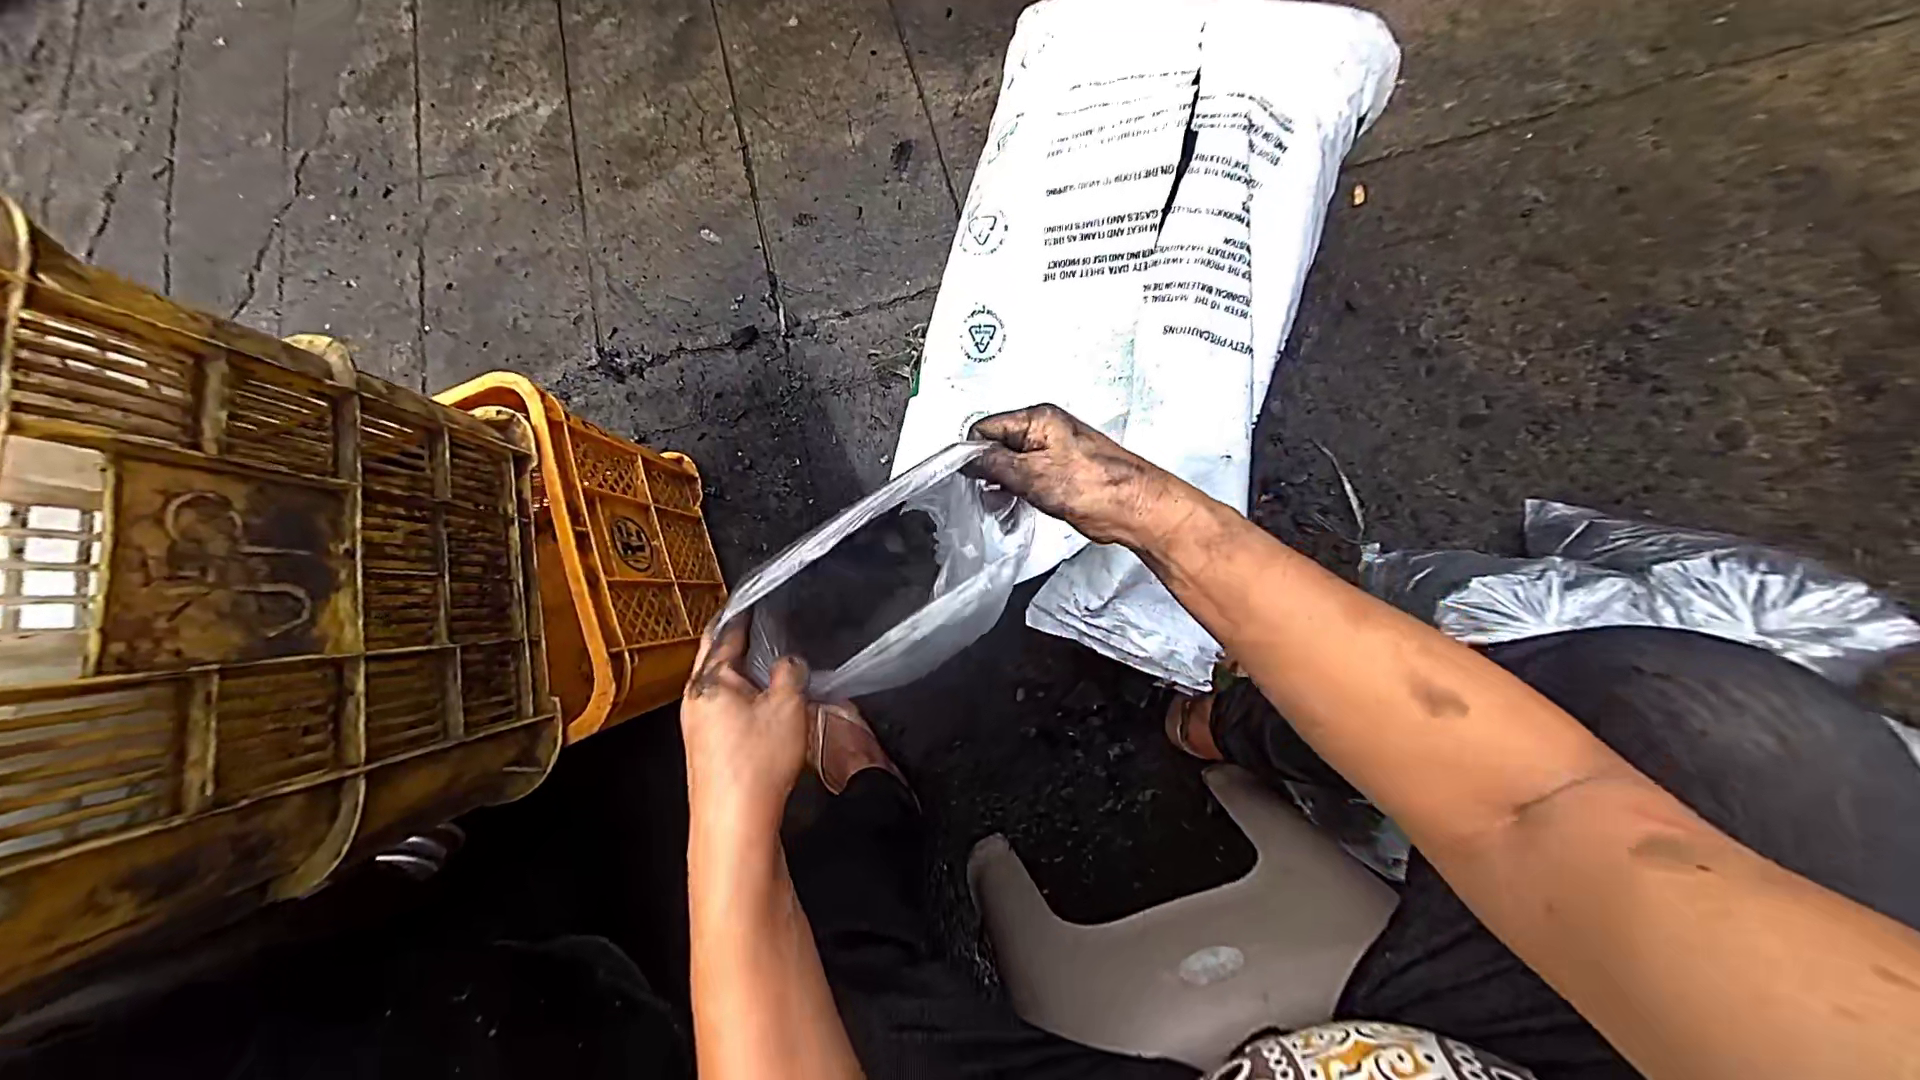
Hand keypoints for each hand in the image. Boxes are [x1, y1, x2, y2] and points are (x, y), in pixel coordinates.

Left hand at [681, 618, 810, 832]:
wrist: (734, 821)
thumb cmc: (756, 760)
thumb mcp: (787, 706)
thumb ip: (790, 673)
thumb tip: (789, 661)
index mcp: (710, 681)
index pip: (723, 635)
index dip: (740, 616)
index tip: (750, 602)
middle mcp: (695, 699)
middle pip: (714, 659)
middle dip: (733, 641)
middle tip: (754, 625)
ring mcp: (696, 725)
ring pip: (720, 685)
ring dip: (739, 670)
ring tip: (765, 660)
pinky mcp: (705, 747)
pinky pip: (723, 708)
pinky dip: (741, 695)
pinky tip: (761, 703)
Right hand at [967, 404, 1179, 546]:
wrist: (1134, 507)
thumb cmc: (1096, 486)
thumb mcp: (1031, 475)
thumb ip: (994, 464)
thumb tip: (968, 459)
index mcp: (1038, 419)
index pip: (985, 427)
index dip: (973, 452)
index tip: (971, 476)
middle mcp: (1045, 430)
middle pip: (997, 444)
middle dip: (987, 469)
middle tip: (989, 493)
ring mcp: (1052, 452)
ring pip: (1010, 463)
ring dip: (1002, 483)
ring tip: (1006, 502)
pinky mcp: (1059, 473)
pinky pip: (1026, 477)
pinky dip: (1017, 490)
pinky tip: (1018, 504)